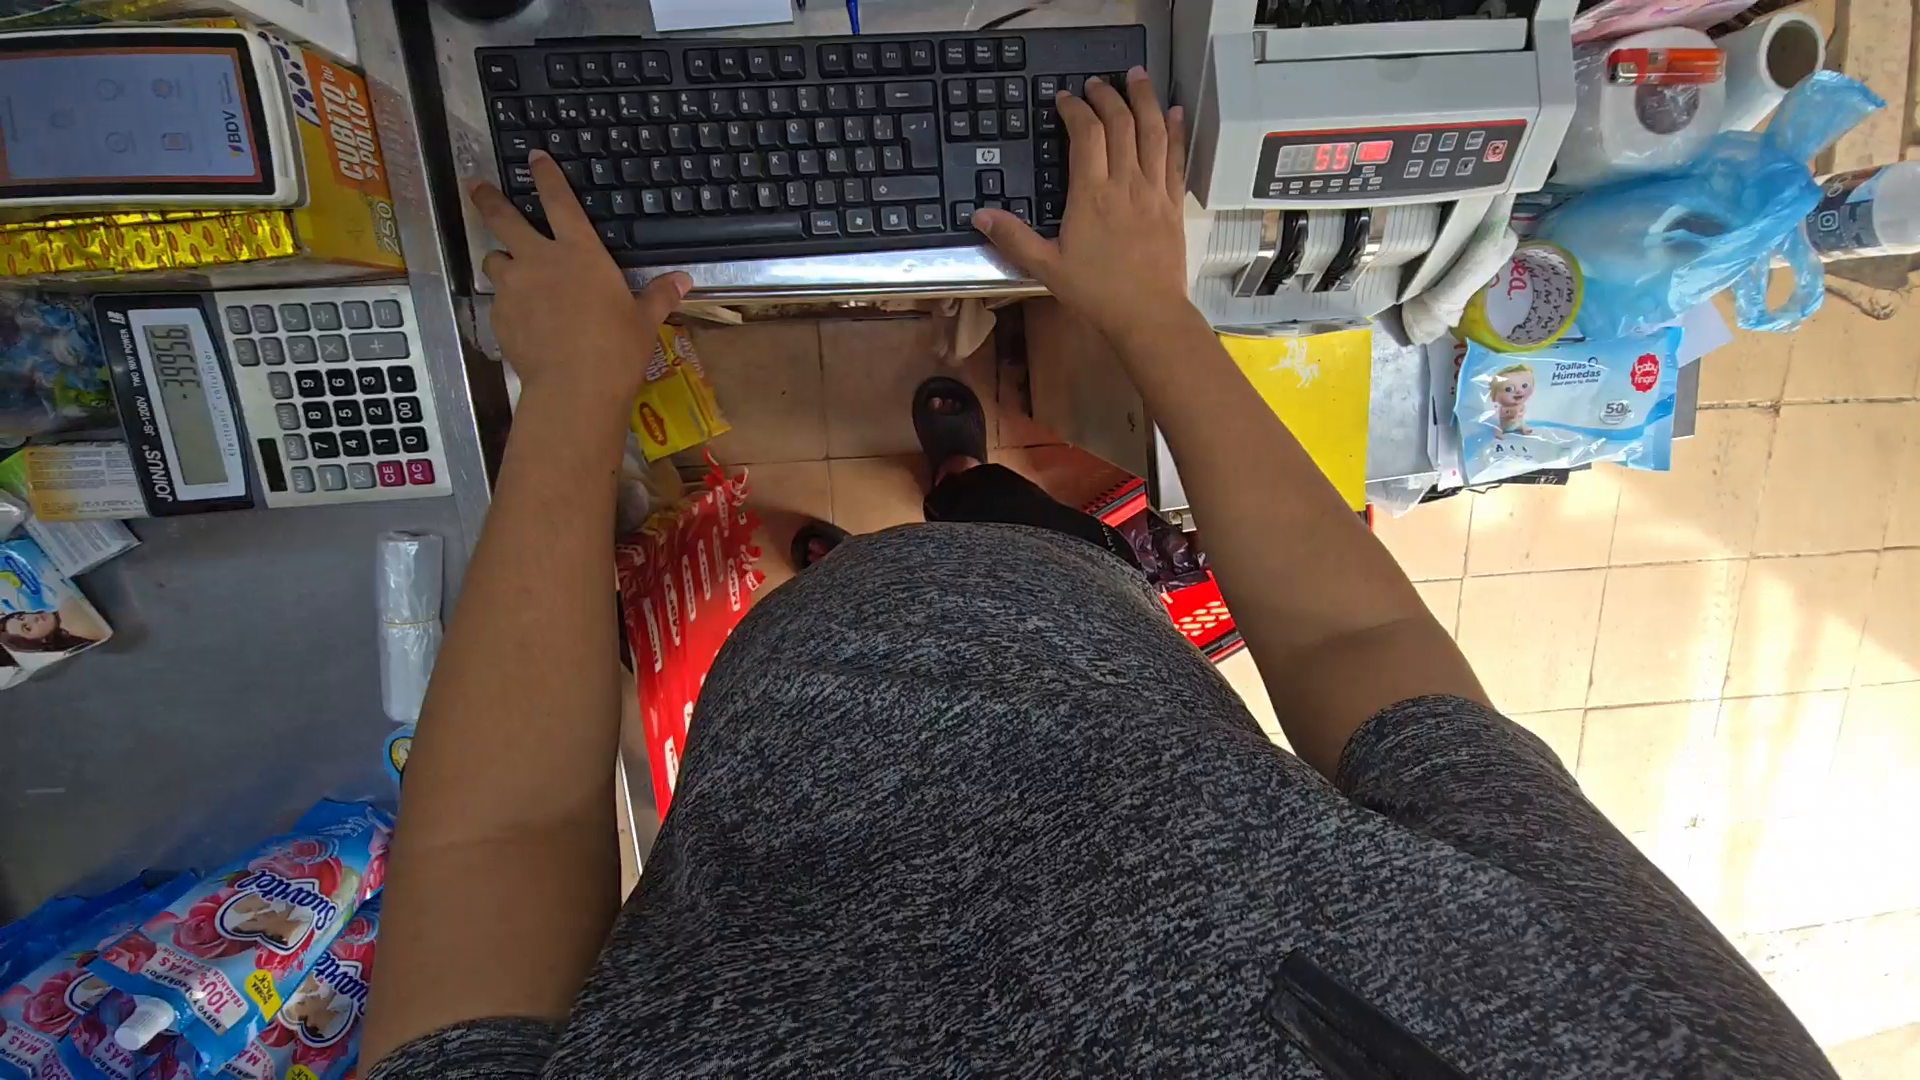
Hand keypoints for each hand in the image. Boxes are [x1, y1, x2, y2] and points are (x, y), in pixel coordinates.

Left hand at [468, 150, 690, 419]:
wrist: (575, 387)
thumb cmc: (617, 349)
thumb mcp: (645, 321)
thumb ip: (659, 295)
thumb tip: (683, 280)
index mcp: (581, 254)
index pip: (559, 201)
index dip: (546, 175)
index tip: (535, 157)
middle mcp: (540, 260)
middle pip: (503, 217)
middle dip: (488, 198)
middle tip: (478, 187)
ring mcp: (514, 287)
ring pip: (494, 259)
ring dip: (501, 260)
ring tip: (510, 272)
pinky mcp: (500, 315)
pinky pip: (498, 300)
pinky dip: (507, 302)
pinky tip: (522, 319)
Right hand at [970, 69, 1188, 341]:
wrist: (1147, 314)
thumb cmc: (1096, 293)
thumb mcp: (1047, 268)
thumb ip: (1014, 239)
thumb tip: (981, 216)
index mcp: (1091, 195)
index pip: (1086, 134)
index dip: (1075, 110)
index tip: (1065, 99)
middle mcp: (1125, 183)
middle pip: (1120, 123)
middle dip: (1107, 96)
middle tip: (1097, 84)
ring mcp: (1153, 191)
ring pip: (1152, 131)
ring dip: (1144, 99)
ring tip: (1136, 77)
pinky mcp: (1173, 204)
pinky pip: (1175, 158)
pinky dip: (1174, 131)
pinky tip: (1173, 114)